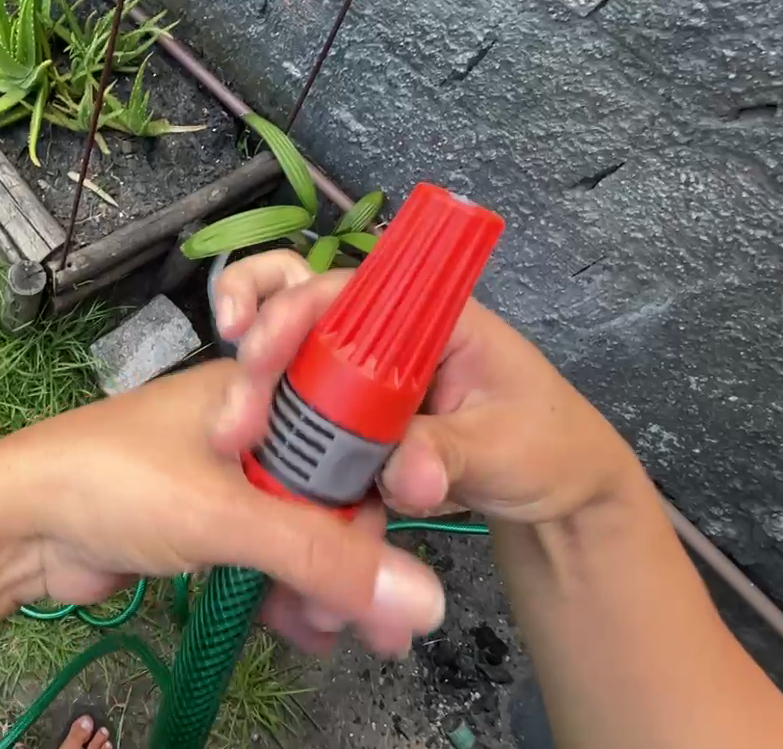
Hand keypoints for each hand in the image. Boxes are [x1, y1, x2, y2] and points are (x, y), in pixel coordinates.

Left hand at [0, 360, 446, 654]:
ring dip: (323, 580)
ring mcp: (226, 474)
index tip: (406, 529)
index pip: (347, 414)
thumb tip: (424, 599)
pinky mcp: (206, 520)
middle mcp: (248, 424)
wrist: (22, 522)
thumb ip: (320, 554)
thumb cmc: (118, 482)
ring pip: (300, 522)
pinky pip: (266, 552)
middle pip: (330, 481)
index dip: (383, 467)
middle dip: (354, 548)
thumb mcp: (223, 512)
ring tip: (332, 634)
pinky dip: (286, 587)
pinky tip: (298, 630)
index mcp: (256, 388)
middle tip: (376, 616)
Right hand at [213, 250, 642, 526]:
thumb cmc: (545, 448)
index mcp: (425, 315)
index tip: (258, 348)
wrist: (553, 493)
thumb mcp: (506, 449)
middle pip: (301, 302)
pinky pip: (301, 403)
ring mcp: (361, 371)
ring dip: (253, 377)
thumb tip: (403, 476)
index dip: (295, 307)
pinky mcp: (350, 411)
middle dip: (258, 333)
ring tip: (229, 421)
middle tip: (235, 387)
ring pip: (290, 351)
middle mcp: (383, 332)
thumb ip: (451, 455)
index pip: (349, 289)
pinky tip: (245, 443)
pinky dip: (270, 417)